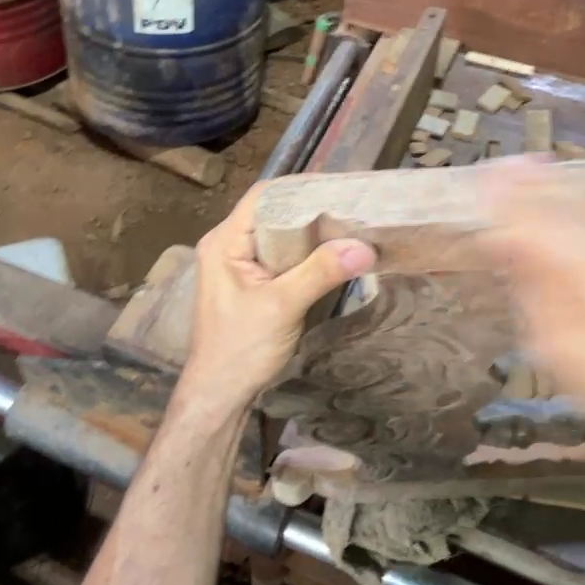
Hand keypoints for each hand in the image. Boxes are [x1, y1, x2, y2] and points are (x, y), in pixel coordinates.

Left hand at [180, 182, 375, 409]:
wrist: (219, 396)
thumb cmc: (241, 349)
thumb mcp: (282, 307)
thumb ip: (321, 272)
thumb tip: (365, 246)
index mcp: (224, 241)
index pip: (263, 196)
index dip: (299, 188)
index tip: (339, 190)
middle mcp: (228, 245)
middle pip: (273, 213)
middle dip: (312, 210)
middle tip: (352, 208)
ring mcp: (239, 266)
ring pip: (279, 236)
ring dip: (311, 234)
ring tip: (350, 227)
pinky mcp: (252, 284)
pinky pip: (281, 258)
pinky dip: (306, 255)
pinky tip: (333, 256)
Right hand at [479, 153, 584, 445]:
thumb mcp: (560, 353)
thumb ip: (534, 289)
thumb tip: (500, 238)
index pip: (541, 228)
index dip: (507, 204)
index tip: (480, 183)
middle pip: (573, 206)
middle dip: (531, 184)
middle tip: (498, 165)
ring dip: (569, 177)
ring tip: (535, 159)